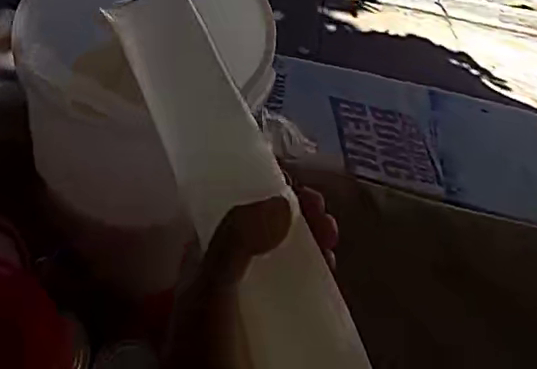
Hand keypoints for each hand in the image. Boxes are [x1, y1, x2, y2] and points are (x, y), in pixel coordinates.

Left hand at [162, 187, 337, 368]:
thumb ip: (234, 243)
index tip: (296, 186)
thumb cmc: (206, 353)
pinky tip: (331, 267)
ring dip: (312, 234)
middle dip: (299, 209)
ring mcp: (254, 298)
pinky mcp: (277, 323)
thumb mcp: (211, 291)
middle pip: (269, 223)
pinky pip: (302, 284)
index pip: (236, 202)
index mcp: (206, 255)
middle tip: (321, 212)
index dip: (267, 185)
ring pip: (288, 250)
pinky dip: (319, 267)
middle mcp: (230, 270)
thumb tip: (282, 203)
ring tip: (331, 236)